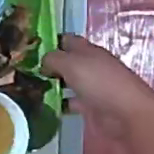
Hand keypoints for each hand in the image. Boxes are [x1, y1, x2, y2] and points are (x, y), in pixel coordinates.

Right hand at [39, 33, 153, 138]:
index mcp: (87, 50)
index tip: (30, 49)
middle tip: (26, 70)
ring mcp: (92, 86)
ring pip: (66, 81)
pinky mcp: (91, 105)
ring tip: (30, 88)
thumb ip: (52, 59)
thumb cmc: (99, 82)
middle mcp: (90, 65)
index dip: (50, 41)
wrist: (127, 114)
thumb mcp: (70, 63)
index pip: (66, 40)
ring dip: (51, 84)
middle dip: (48, 64)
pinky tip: (44, 105)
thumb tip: (43, 64)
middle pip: (66, 61)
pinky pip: (69, 101)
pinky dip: (58, 102)